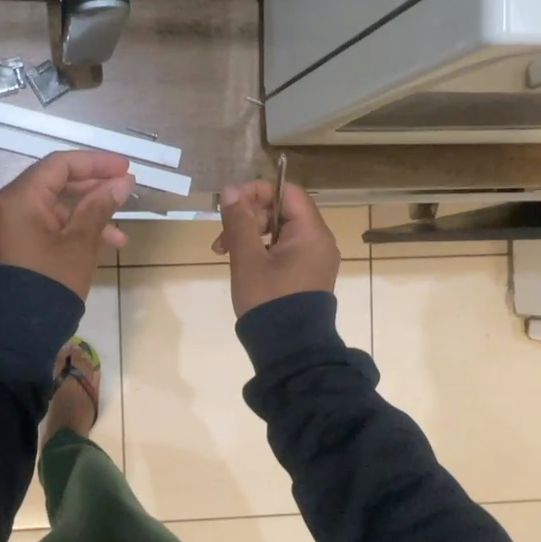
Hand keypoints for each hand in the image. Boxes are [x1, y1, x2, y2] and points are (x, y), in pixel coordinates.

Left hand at [0, 152, 135, 300]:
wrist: (11, 336)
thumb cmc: (49, 283)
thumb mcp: (79, 244)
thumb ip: (99, 208)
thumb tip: (121, 182)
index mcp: (18, 198)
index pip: (59, 165)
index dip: (95, 164)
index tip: (125, 169)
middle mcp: (3, 207)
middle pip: (53, 185)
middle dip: (92, 190)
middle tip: (125, 194)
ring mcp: (1, 229)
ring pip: (49, 211)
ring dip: (84, 218)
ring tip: (119, 239)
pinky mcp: (5, 249)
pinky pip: (38, 229)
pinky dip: (65, 232)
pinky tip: (95, 248)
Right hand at [213, 177, 339, 317]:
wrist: (289, 350)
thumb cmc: (268, 300)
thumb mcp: (247, 259)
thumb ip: (239, 221)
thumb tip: (230, 191)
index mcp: (311, 233)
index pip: (287, 192)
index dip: (257, 191)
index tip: (230, 205)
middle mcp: (319, 242)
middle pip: (282, 211)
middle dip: (248, 218)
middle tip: (222, 239)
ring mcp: (314, 260)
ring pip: (279, 232)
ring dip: (250, 235)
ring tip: (224, 253)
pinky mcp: (306, 276)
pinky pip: (284, 251)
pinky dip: (261, 251)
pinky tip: (242, 265)